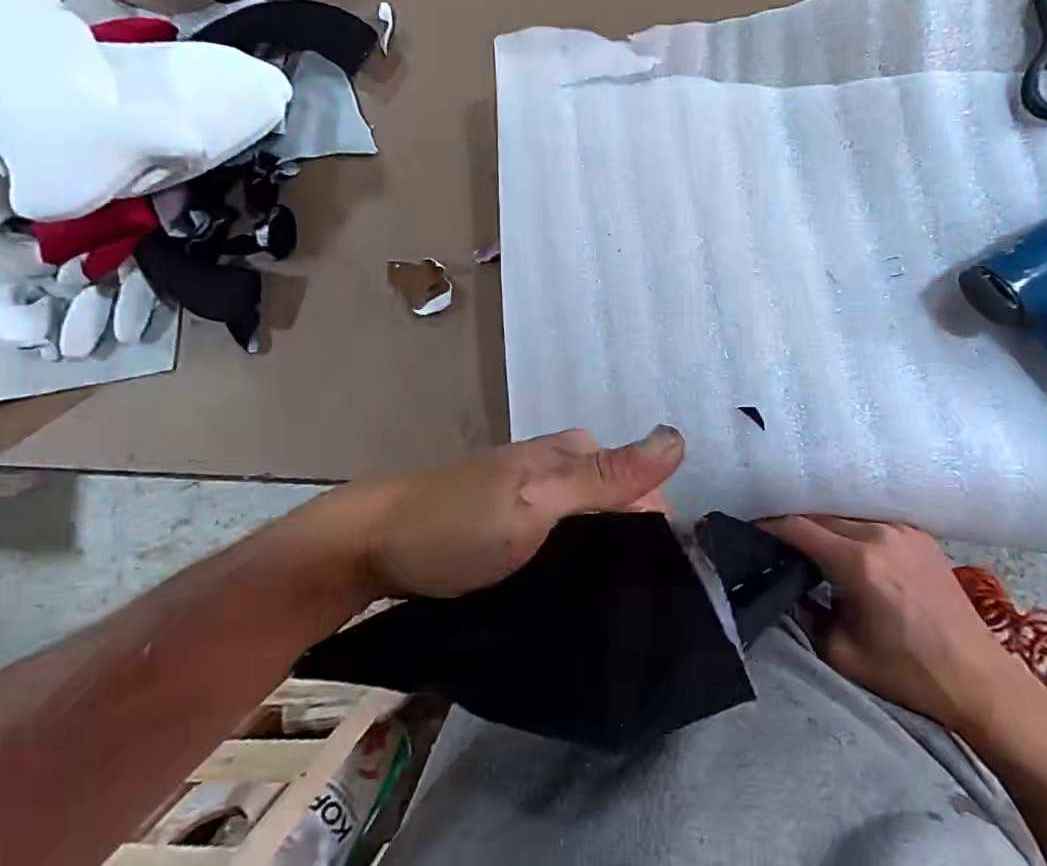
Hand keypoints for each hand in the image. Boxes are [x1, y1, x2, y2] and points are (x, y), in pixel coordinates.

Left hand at [306, 426, 684, 598]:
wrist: (366, 549)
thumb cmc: (455, 525)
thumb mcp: (537, 502)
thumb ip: (606, 478)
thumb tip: (679, 439)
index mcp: (576, 451)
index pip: (644, 491)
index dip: (649, 537)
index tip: (638, 588)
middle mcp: (562, 468)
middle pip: (621, 510)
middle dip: (624, 552)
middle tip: (608, 603)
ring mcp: (537, 497)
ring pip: (593, 529)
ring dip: (598, 562)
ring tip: (592, 608)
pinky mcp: (517, 525)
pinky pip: (565, 542)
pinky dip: (571, 565)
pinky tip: (566, 595)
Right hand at [759, 516, 1040, 733]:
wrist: (975, 676)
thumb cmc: (906, 671)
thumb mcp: (841, 651)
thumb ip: (806, 613)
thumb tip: (790, 589)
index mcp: (858, 562)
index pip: (799, 527)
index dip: (769, 526)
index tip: (748, 528)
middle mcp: (881, 534)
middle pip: (823, 517)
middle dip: (795, 526)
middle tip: (773, 542)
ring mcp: (905, 531)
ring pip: (849, 518)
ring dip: (826, 529)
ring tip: (808, 549)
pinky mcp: (922, 536)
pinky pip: (875, 524)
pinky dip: (854, 533)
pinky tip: (849, 552)